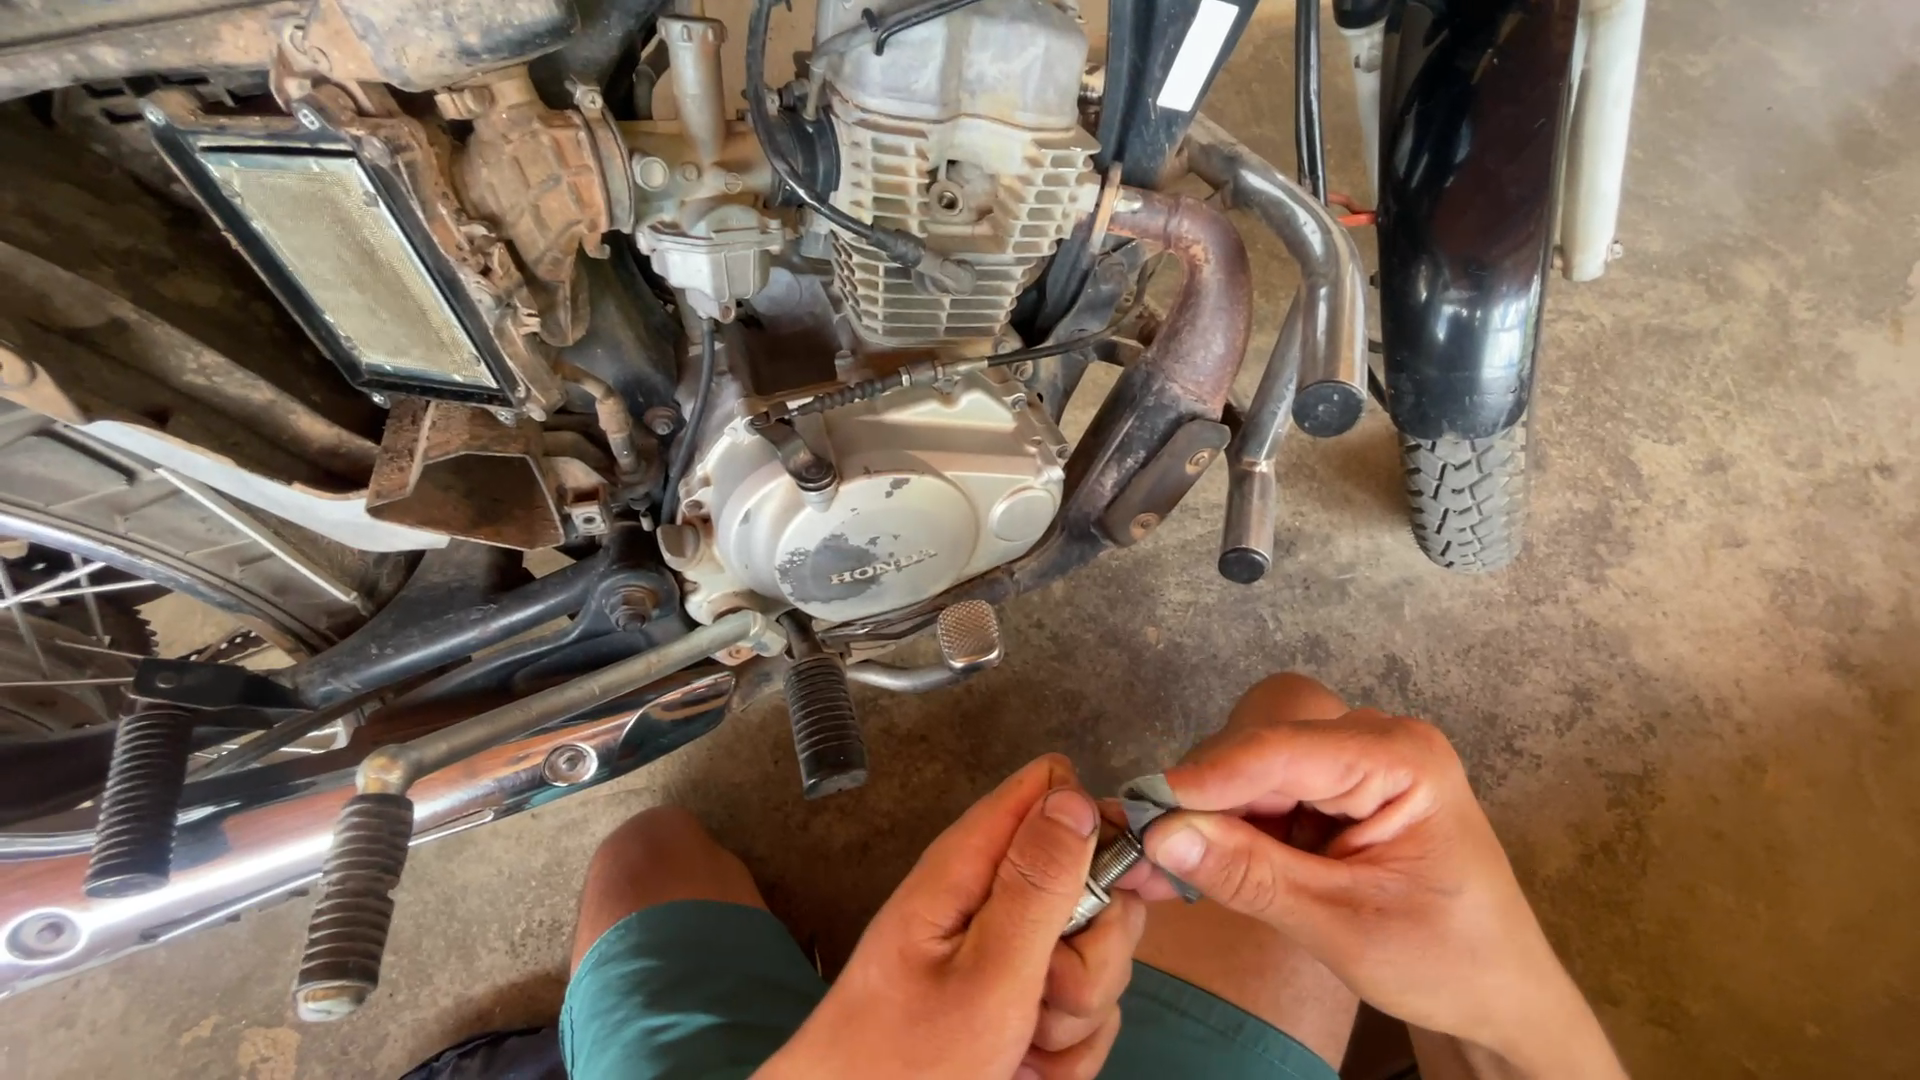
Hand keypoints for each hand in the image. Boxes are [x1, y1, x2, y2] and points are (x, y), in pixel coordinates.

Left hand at [757, 755, 1145, 1079]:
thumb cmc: (910, 1062)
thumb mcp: (986, 974)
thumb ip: (1036, 885)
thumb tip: (1075, 797)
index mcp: (973, 861)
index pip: (1052, 791)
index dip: (1094, 827)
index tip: (1113, 888)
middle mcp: (993, 893)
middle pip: (1089, 879)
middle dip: (1090, 946)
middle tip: (1046, 991)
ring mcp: (1009, 947)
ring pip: (1093, 951)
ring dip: (1076, 1009)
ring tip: (1020, 1041)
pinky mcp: (1021, 996)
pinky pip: (1081, 1006)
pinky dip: (1064, 1046)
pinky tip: (1025, 1065)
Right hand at [1124, 675, 1623, 1078]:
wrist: (1498, 995)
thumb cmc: (1447, 965)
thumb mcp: (1344, 927)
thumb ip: (1250, 875)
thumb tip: (1162, 835)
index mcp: (1400, 760)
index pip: (1280, 750)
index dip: (1204, 779)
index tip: (1141, 812)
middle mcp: (1370, 739)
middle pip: (1255, 745)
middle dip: (1200, 797)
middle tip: (1149, 848)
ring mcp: (1346, 757)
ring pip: (1244, 762)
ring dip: (1203, 811)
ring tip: (1166, 864)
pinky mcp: (1325, 784)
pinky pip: (1255, 788)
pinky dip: (1220, 824)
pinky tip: (1193, 862)